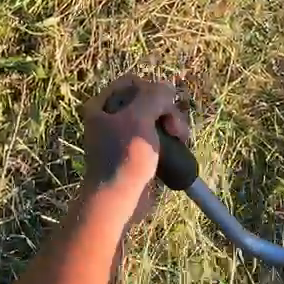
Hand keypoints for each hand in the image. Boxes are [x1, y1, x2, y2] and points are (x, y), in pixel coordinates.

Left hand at [79, 74, 189, 220]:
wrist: (117, 200)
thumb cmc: (124, 157)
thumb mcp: (138, 118)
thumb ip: (154, 96)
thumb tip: (167, 87)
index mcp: (102, 105)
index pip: (132, 82)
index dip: (152, 90)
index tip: (163, 107)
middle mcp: (110, 118)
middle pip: (147, 101)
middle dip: (167, 111)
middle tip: (175, 129)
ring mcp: (124, 137)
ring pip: (156, 120)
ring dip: (173, 125)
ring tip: (181, 139)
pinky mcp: (136, 154)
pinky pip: (157, 138)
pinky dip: (170, 140)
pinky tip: (180, 147)